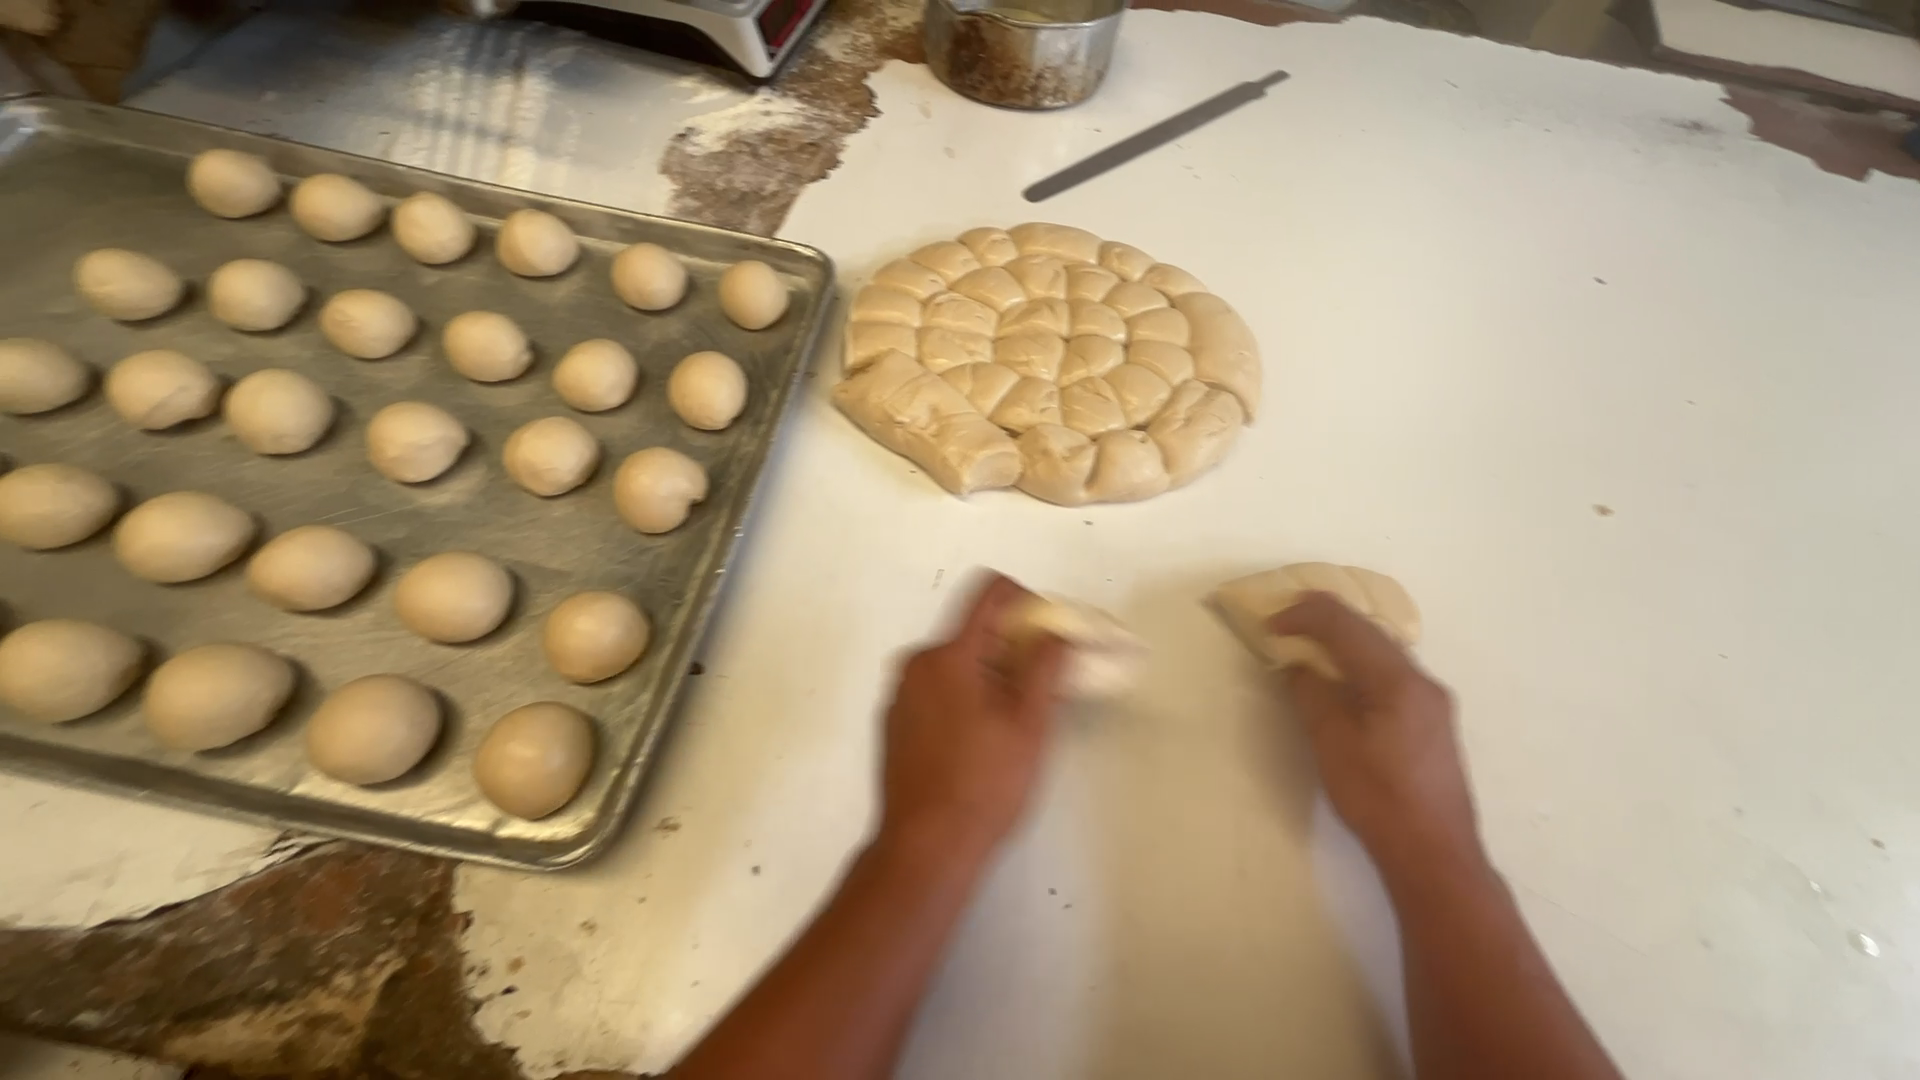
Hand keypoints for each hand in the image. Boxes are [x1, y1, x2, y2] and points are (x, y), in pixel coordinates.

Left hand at [878, 573, 1067, 858]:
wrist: (924, 846)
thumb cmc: (984, 784)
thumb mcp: (1030, 724)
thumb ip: (1045, 667)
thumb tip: (1055, 633)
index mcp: (948, 654)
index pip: (989, 593)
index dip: (1026, 600)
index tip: (1049, 633)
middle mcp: (916, 663)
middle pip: (972, 631)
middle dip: (1012, 646)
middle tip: (1042, 687)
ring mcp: (899, 693)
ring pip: (955, 662)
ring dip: (989, 674)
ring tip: (1013, 722)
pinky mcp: (893, 722)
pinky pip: (935, 689)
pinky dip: (963, 696)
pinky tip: (978, 742)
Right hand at [1268, 592, 1485, 887]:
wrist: (1434, 853)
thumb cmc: (1378, 798)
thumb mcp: (1331, 743)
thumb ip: (1312, 694)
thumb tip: (1298, 666)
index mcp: (1398, 681)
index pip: (1347, 627)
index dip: (1305, 616)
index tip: (1270, 624)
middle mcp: (1422, 681)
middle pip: (1369, 631)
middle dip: (1323, 620)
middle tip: (1283, 623)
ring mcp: (1431, 701)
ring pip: (1381, 651)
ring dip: (1341, 640)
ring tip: (1304, 645)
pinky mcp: (1430, 720)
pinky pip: (1389, 672)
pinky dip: (1358, 662)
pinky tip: (1338, 678)